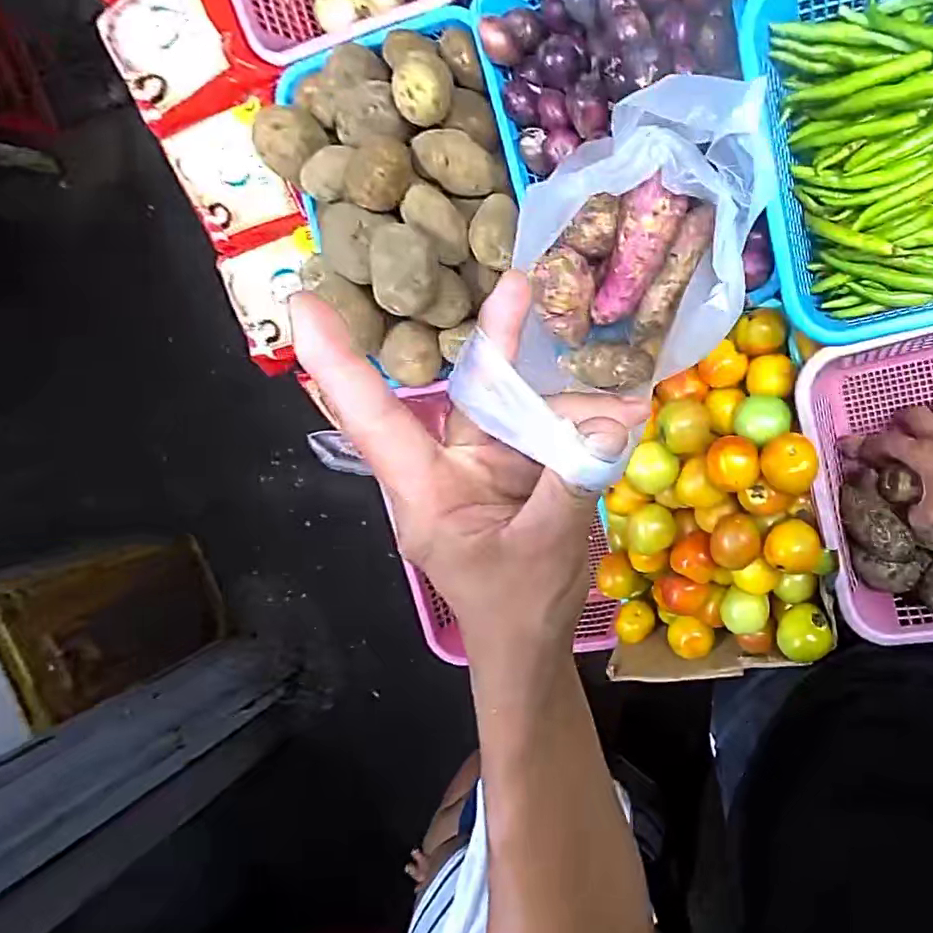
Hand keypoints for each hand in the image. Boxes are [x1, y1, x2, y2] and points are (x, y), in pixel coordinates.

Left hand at [291, 273, 647, 662]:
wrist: (532, 646)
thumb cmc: (519, 609)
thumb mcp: (547, 545)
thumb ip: (573, 480)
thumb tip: (611, 421)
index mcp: (429, 493)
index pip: (374, 422)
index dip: (339, 364)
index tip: (303, 303)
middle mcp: (450, 470)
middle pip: (471, 394)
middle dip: (499, 342)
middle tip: (521, 287)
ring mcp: (487, 469)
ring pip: (523, 412)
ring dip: (574, 406)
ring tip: (629, 405)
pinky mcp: (518, 473)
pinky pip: (548, 434)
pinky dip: (583, 426)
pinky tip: (620, 418)